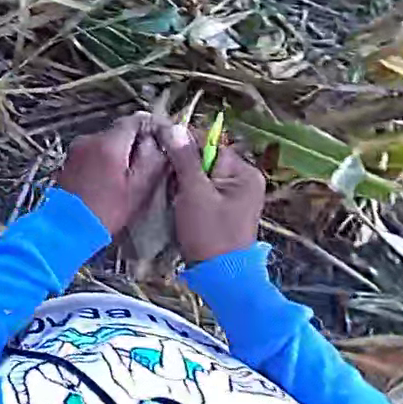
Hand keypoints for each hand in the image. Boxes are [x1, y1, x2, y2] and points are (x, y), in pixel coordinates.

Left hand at [55, 114, 169, 234]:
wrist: (66, 228)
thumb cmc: (107, 210)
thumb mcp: (139, 188)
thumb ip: (153, 160)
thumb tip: (159, 140)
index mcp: (108, 143)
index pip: (135, 120)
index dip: (153, 127)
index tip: (163, 141)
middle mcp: (88, 139)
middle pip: (120, 132)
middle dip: (137, 144)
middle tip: (149, 165)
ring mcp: (75, 149)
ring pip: (106, 143)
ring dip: (120, 154)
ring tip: (129, 178)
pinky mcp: (69, 161)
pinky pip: (92, 153)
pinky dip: (104, 161)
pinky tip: (110, 181)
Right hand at [159, 123, 264, 262]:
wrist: (221, 276)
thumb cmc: (209, 232)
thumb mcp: (194, 192)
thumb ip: (184, 159)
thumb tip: (173, 127)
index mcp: (244, 172)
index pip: (210, 143)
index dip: (183, 142)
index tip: (158, 144)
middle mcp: (244, 179)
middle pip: (205, 158)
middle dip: (182, 163)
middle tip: (162, 173)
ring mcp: (235, 194)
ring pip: (201, 173)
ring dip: (183, 178)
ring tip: (169, 188)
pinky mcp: (224, 207)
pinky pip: (203, 188)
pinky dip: (188, 191)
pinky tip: (176, 199)